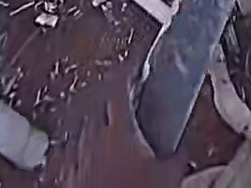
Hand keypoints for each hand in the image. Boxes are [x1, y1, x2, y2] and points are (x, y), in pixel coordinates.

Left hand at [56, 73, 185, 187]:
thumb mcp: (167, 177)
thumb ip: (177, 156)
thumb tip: (184, 145)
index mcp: (119, 128)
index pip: (120, 90)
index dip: (128, 79)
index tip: (135, 73)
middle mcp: (94, 136)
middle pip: (102, 110)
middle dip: (114, 109)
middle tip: (128, 114)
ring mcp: (78, 156)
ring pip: (87, 133)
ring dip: (99, 134)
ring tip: (113, 144)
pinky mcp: (66, 177)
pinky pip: (74, 157)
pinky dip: (85, 157)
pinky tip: (94, 167)